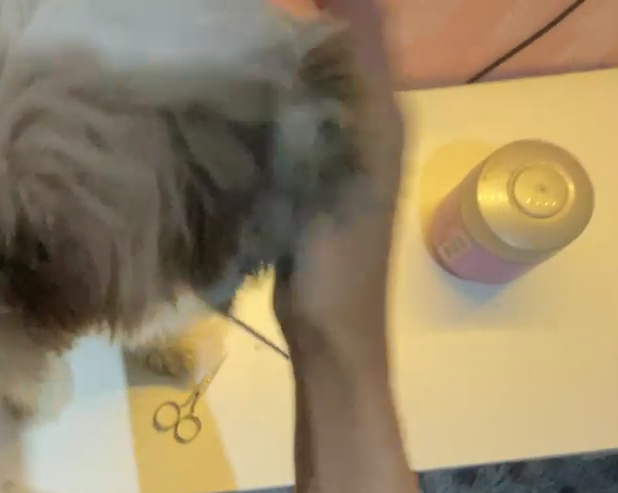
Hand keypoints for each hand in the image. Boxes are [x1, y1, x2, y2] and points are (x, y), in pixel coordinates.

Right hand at [271, 0, 404, 364]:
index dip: (335, 2)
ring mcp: (336, 154)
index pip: (362, 25)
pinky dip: (269, 103)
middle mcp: (366, 124)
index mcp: (383, 114)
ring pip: (311, 83)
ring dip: (282, 57)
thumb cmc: (341, 264)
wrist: (332, 333)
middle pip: (339, 48)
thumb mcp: (349, 172)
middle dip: (307, 21)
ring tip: (234, 40)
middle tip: (242, 19)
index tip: (271, 3)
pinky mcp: (308, 180)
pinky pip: (293, 121)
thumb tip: (333, 17)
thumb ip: (348, 92)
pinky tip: (235, 99)